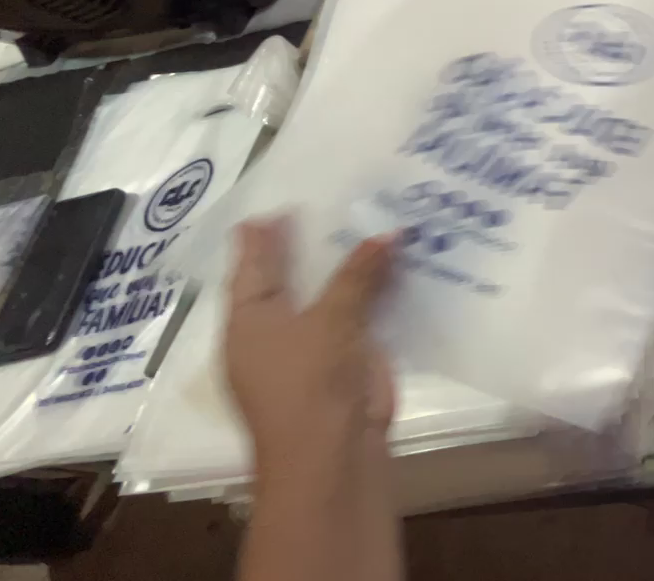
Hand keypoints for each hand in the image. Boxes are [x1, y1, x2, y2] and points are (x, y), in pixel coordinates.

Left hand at [223, 214, 396, 474]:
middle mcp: (277, 329)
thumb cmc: (308, 381)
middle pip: (296, 277)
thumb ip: (358, 273)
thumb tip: (390, 231)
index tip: (273, 207)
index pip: (253, 268)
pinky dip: (381, 288)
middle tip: (336, 202)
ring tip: (380, 223)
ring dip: (357, 264)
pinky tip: (403, 264)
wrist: (331, 449)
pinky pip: (365, 310)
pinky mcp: (349, 355)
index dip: (261, 239)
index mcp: (250, 320)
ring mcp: (314, 344)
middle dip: (317, 244)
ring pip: (336, 292)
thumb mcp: (329, 319)